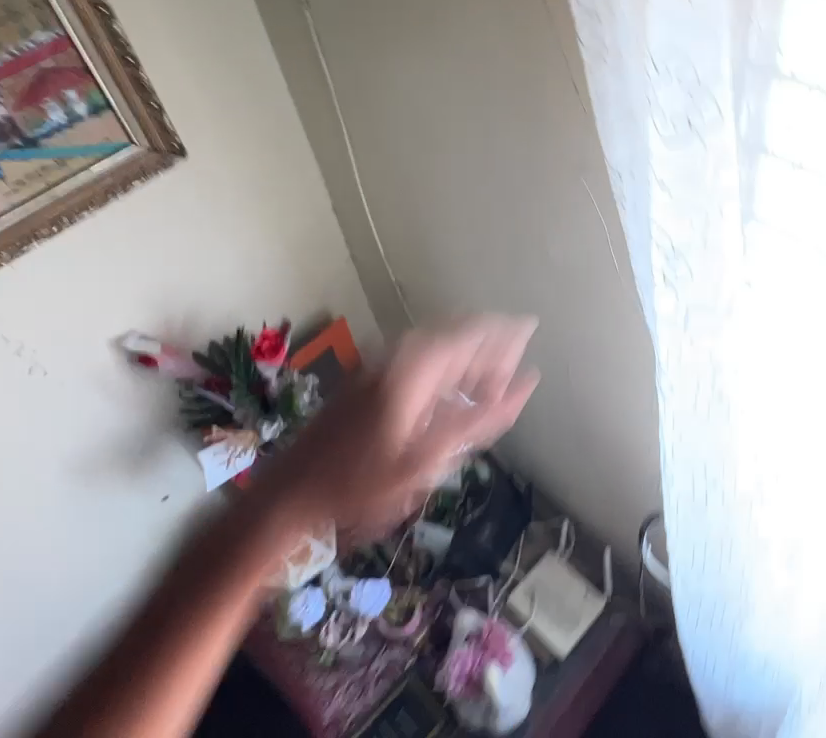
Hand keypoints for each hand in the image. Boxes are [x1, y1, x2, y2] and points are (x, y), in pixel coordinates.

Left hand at [253, 315, 540, 539]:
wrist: (291, 494)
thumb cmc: (362, 483)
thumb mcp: (429, 458)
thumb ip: (482, 418)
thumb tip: (528, 383)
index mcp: (417, 364)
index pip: (477, 331)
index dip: (510, 337)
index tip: (534, 345)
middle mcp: (401, 351)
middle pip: (460, 333)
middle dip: (492, 350)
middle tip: (512, 380)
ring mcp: (383, 361)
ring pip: (442, 344)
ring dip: (471, 362)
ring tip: (490, 391)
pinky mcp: (373, 375)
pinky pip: (424, 357)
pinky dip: (449, 370)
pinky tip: (456, 396)